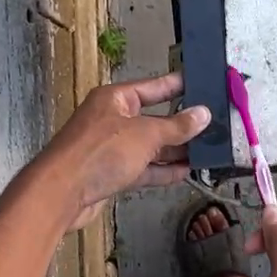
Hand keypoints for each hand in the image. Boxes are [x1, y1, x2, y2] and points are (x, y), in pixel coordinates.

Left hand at [34, 73, 209, 230]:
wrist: (61, 193)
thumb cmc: (101, 152)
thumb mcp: (145, 134)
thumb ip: (176, 126)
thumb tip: (203, 114)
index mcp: (116, 99)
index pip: (154, 87)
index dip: (179, 85)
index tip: (203, 83)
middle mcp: (113, 119)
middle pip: (154, 118)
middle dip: (181, 124)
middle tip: (214, 123)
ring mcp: (112, 148)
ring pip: (150, 146)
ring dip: (175, 150)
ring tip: (207, 150)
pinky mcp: (112, 173)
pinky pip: (143, 168)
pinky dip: (162, 170)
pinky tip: (186, 172)